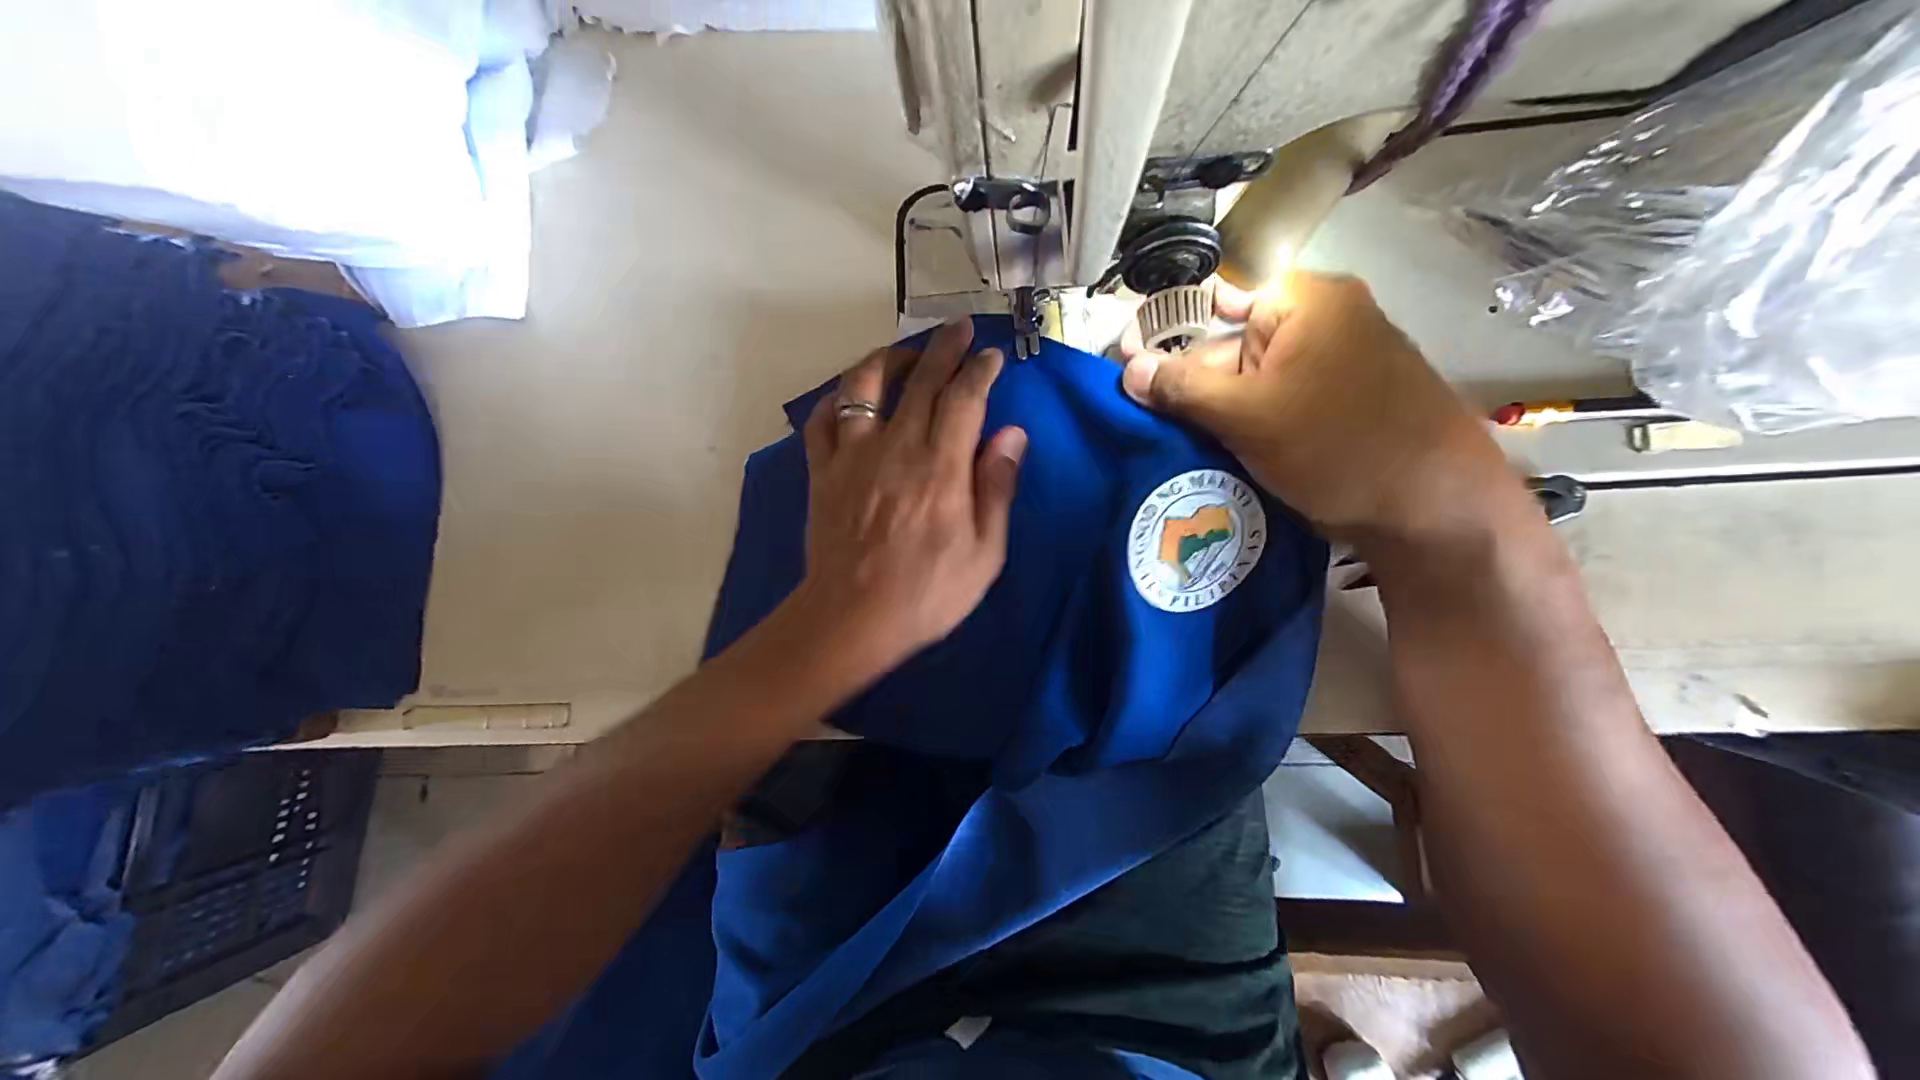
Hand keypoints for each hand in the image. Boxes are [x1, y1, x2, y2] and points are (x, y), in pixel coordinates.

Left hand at [787, 319, 1027, 681]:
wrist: (852, 619)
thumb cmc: (927, 593)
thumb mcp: (985, 553)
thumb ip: (998, 488)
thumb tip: (1012, 434)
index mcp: (941, 467)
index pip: (965, 398)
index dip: (980, 370)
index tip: (991, 357)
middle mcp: (896, 447)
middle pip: (921, 380)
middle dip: (944, 348)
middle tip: (960, 329)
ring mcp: (852, 455)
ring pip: (865, 385)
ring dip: (889, 358)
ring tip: (907, 354)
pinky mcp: (822, 471)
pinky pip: (822, 419)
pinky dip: (838, 398)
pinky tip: (851, 396)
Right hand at [1121, 273, 1516, 542]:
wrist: (1431, 509)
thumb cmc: (1336, 445)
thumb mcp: (1246, 416)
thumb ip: (1181, 389)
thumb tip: (1127, 369)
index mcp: (1306, 300)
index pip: (1217, 305)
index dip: (1171, 339)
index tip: (1133, 375)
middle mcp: (1324, 321)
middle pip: (1232, 346)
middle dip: (1191, 384)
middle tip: (1146, 421)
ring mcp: (1335, 364)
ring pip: (1252, 382)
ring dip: (1216, 412)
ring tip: (1171, 442)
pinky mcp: (1339, 403)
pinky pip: (1275, 404)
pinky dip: (1246, 426)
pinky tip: (1215, 453)